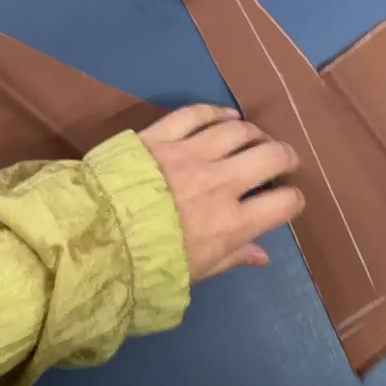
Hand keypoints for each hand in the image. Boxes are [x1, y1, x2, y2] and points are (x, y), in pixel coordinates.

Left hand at [139, 105, 305, 281]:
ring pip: (237, 130)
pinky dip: (217, 112)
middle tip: (284, 159)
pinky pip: (198, 113)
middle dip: (285, 156)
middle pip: (269, 156)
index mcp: (230, 223)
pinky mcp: (162, 136)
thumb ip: (232, 258)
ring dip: (254, 133)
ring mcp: (190, 155)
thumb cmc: (146, 265)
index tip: (288, 198)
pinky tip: (227, 115)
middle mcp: (219, 183)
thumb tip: (263, 255)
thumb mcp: (194, 273)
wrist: (92, 241)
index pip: (283, 203)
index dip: (293, 199)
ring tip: (256, 138)